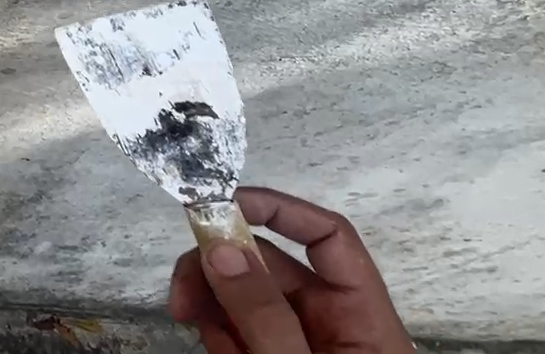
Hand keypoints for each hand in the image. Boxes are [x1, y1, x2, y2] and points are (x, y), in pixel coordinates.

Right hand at [168, 188, 414, 353]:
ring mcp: (300, 340)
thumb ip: (263, 314)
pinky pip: (234, 322)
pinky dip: (215, 330)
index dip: (276, 208)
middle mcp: (332, 321)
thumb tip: (218, 243)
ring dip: (207, 301)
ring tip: (190, 326)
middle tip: (180, 293)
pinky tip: (213, 348)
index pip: (329, 238)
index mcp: (364, 320)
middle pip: (265, 263)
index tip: (218, 204)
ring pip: (241, 290)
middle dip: (215, 268)